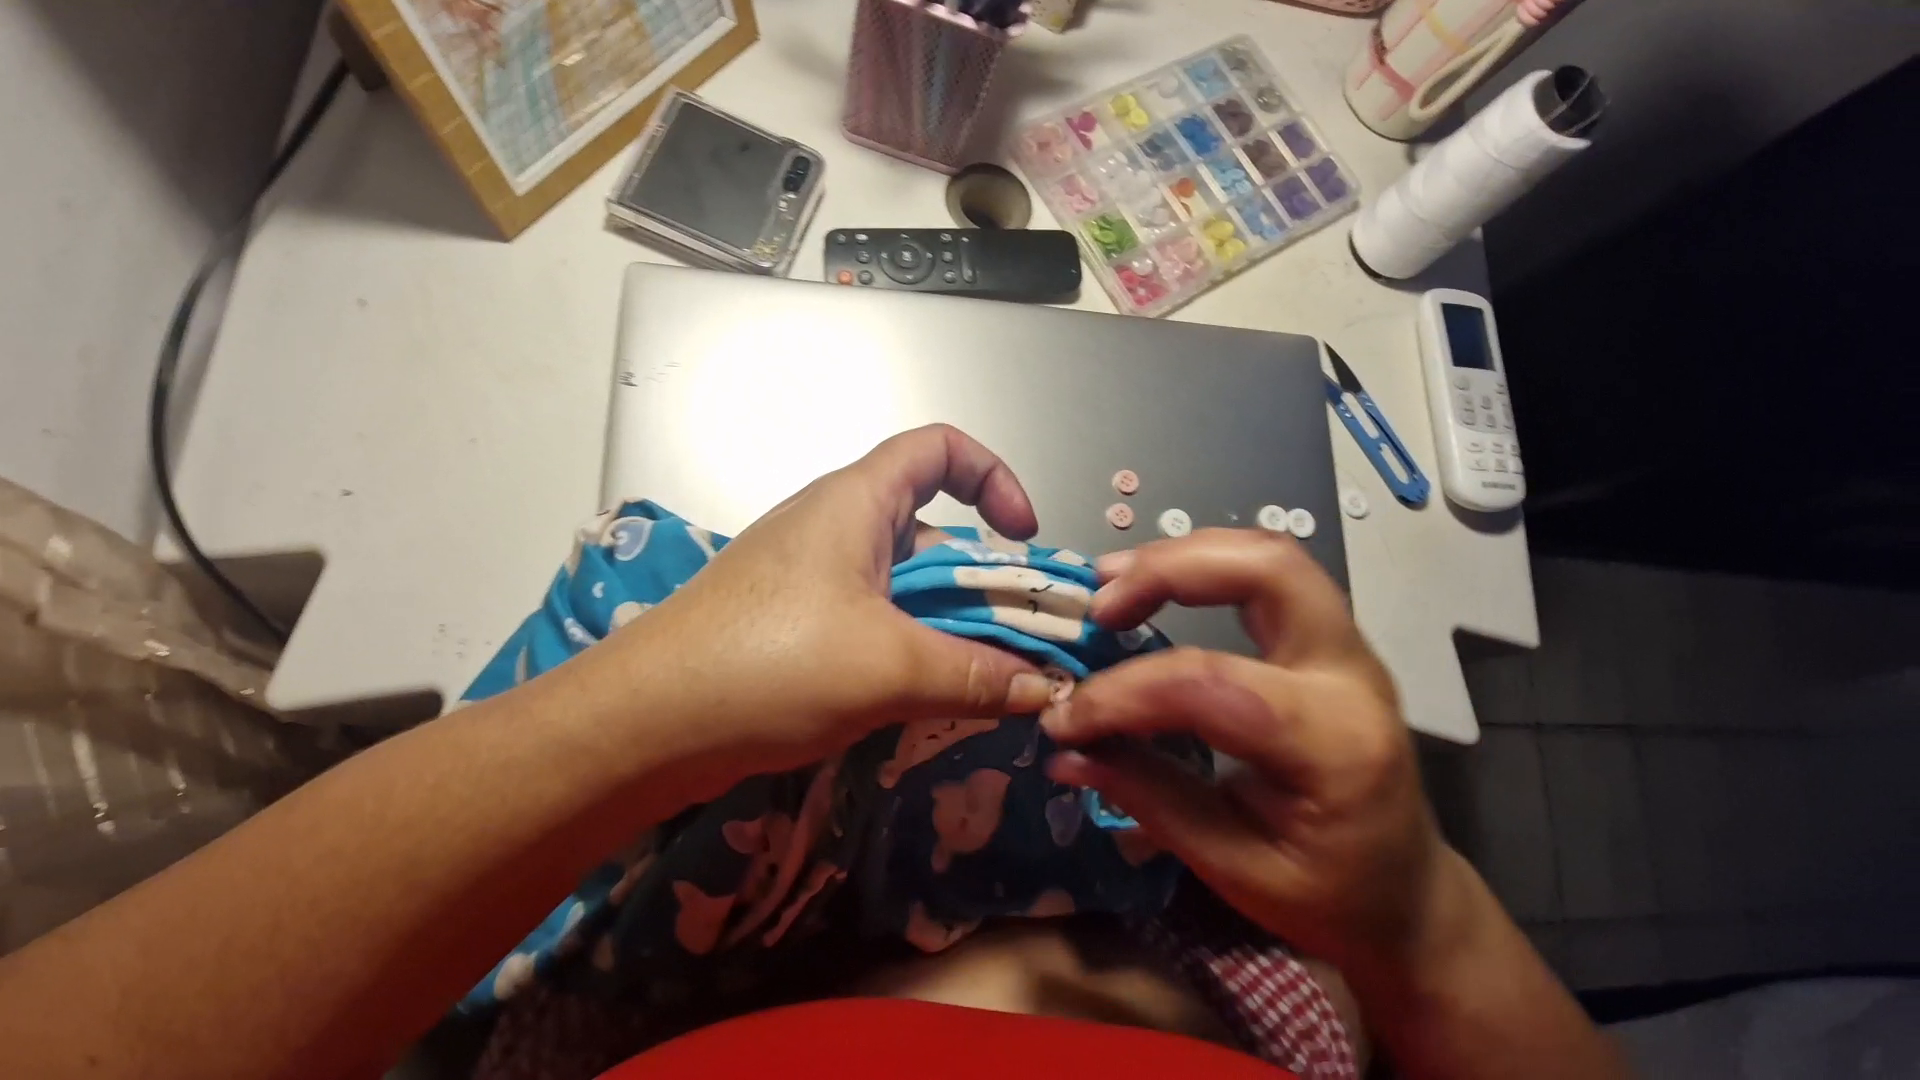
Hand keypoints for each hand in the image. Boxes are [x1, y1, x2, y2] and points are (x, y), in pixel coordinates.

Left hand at [575, 425, 1054, 784]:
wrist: (647, 724)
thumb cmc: (770, 664)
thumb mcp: (890, 668)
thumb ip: (977, 677)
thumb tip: (1046, 690)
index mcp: (856, 501)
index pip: (940, 448)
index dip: (994, 477)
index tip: (1022, 537)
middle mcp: (833, 526)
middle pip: (931, 528)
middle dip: (981, 580)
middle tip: (1017, 640)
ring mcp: (809, 577)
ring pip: (903, 584)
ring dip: (947, 625)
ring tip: (979, 682)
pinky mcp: (792, 624)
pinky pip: (871, 621)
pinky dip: (908, 649)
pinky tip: (923, 699)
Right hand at [1041, 529, 1463, 978]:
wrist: (1407, 893)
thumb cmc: (1328, 893)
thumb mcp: (1233, 868)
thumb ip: (1149, 798)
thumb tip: (1064, 752)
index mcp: (1334, 744)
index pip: (1212, 686)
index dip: (1123, 694)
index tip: (1064, 719)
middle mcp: (1350, 675)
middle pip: (1268, 571)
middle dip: (1171, 570)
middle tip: (1100, 605)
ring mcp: (1347, 648)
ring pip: (1271, 556)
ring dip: (1184, 557)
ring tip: (1113, 583)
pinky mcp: (1330, 642)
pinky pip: (1270, 575)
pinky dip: (1205, 567)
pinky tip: (1156, 587)